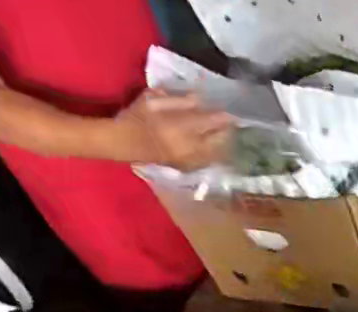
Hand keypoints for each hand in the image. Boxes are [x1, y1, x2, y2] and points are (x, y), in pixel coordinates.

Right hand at [116, 90, 231, 169]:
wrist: (127, 143)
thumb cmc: (137, 117)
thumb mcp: (151, 100)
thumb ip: (177, 100)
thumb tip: (198, 97)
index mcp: (177, 125)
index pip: (207, 121)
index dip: (221, 117)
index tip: (230, 112)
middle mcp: (188, 144)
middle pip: (218, 138)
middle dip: (226, 130)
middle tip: (230, 123)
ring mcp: (191, 158)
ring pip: (218, 150)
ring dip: (224, 141)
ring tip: (225, 133)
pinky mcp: (191, 167)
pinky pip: (211, 160)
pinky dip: (217, 152)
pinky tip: (217, 145)